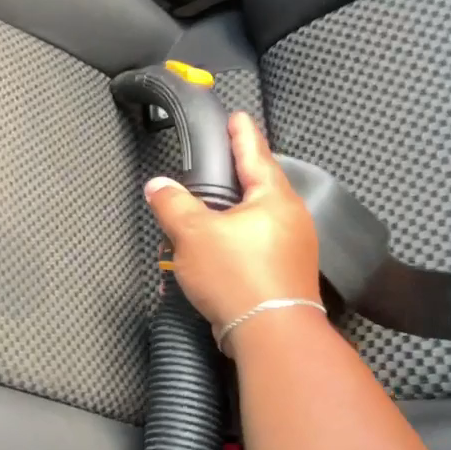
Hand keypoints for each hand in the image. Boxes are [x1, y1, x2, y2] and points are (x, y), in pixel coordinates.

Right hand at [142, 112, 320, 331]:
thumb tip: (158, 186)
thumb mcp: (192, 232)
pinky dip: (233, 239)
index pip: (256, 155)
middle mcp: (290, 219)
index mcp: (274, 200)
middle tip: (218, 163)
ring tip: (206, 210)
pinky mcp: (283, 272)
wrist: (270, 332)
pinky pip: (255, 243)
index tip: (238, 118)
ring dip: (231, 212)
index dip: (243, 135)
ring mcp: (292, 247)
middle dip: (236, 176)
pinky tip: (214, 248)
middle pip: (260, 187)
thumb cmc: (237, 275)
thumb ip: (172, 204)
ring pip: (256, 217)